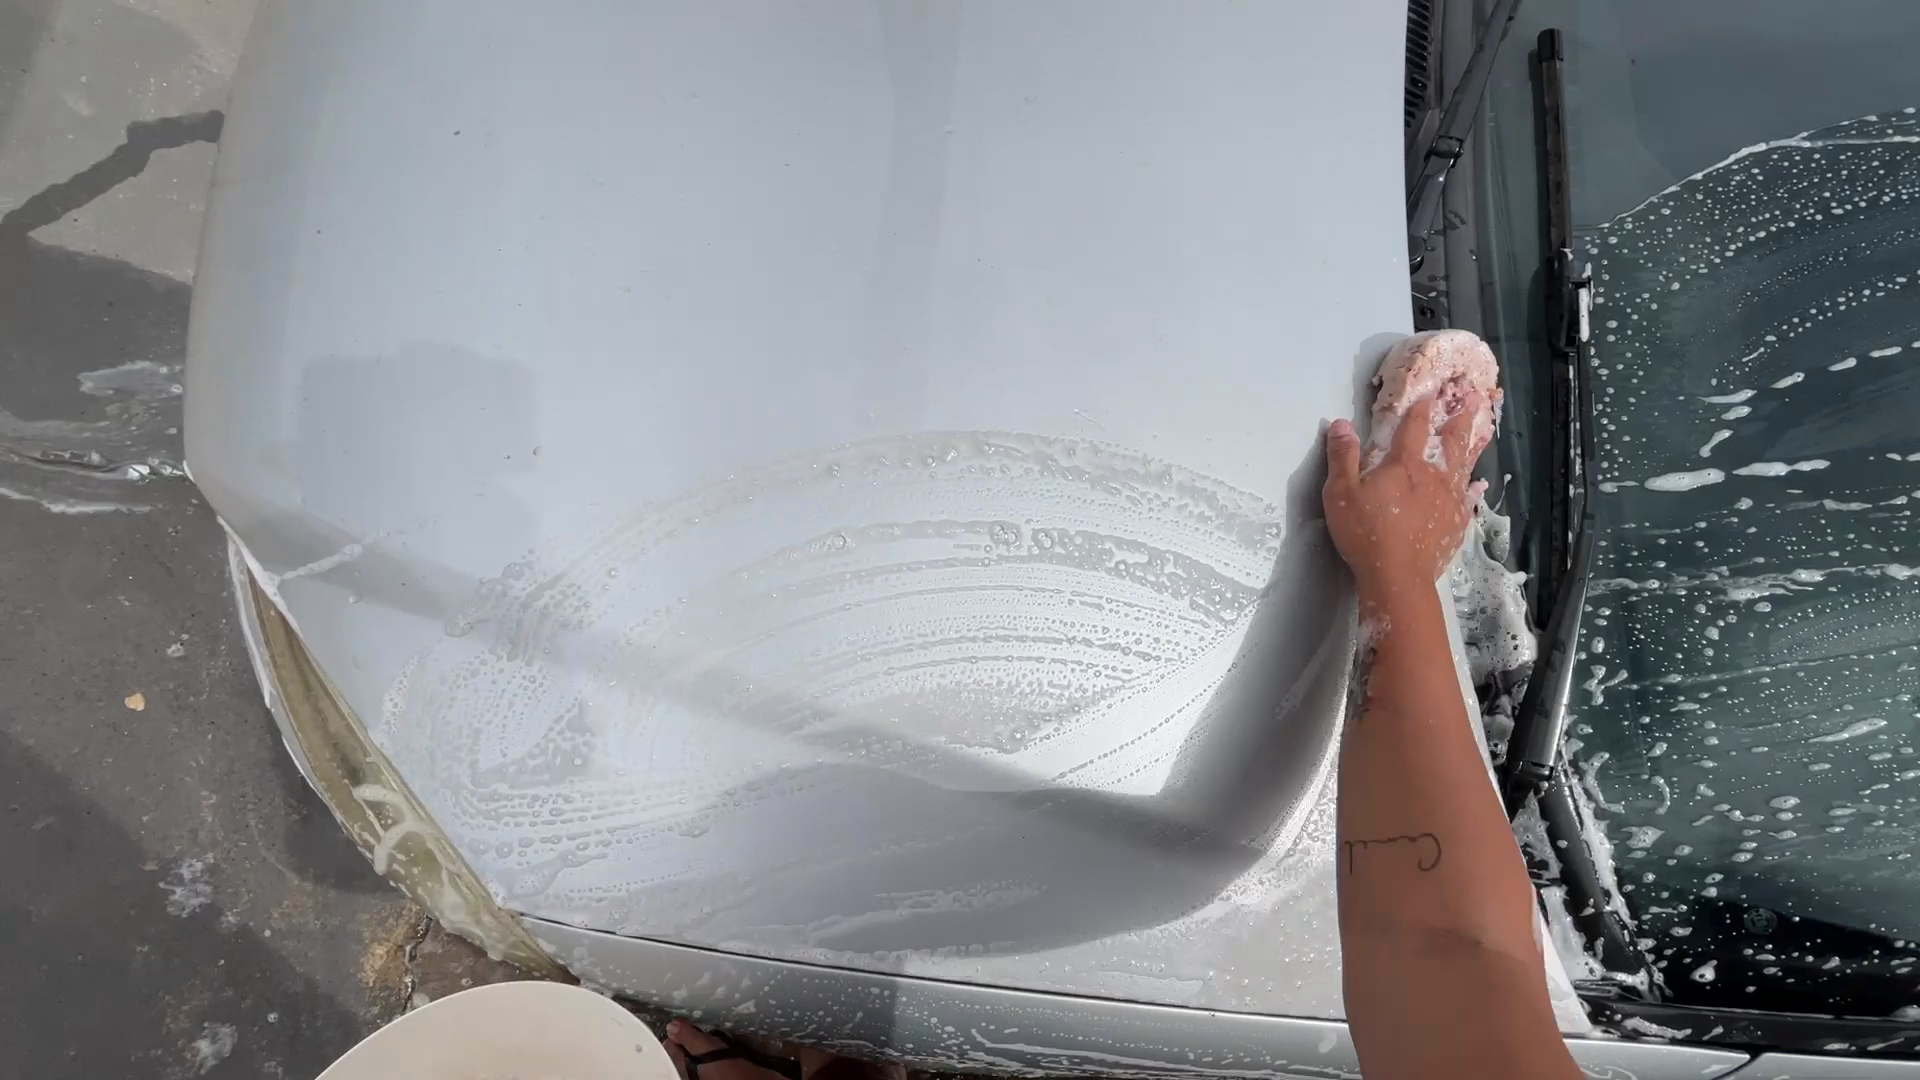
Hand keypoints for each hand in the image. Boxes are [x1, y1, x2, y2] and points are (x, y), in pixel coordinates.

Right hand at [1322, 394, 1482, 605]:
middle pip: (1451, 441)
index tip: (1431, 392)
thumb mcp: (1340, 492)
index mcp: (1403, 465)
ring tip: (1482, 429)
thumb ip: (1342, 457)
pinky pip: (1468, 497)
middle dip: (1460, 417)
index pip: (1414, 429)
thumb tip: (1341, 424)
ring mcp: (1449, 499)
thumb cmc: (1364, 532)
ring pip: (1465, 464)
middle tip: (1475, 397)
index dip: (1421, 409)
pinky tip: (1478, 484)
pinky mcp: (1455, 522)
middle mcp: (1433, 476)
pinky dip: (1473, 487)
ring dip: (1473, 443)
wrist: (1396, 574)